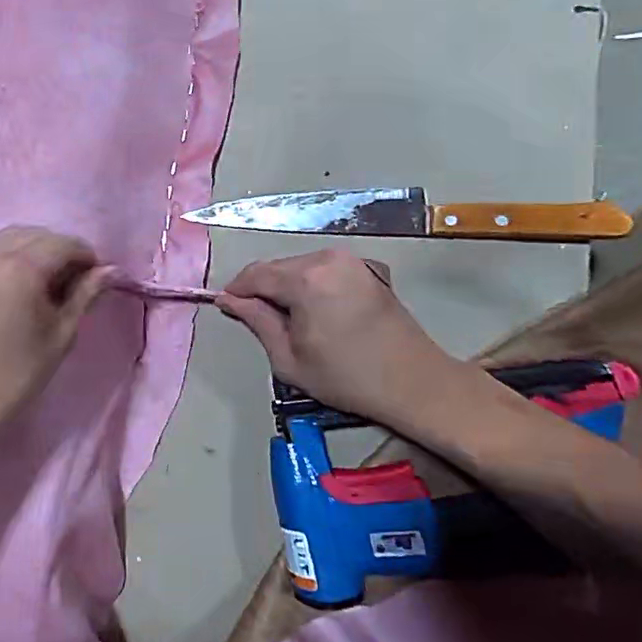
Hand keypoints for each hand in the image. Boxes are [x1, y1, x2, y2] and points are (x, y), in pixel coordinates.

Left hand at [0, 226, 116, 435]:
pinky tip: (3, 290)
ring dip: (27, 251)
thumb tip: (111, 270)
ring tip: (36, 283)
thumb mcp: (60, 335)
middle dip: (56, 249)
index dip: (84, 256)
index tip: (93, 277)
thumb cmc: (15, 375)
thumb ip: (85, 295)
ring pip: (3, 240)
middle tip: (68, 280)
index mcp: (20, 268)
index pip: (63, 243)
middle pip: (33, 234)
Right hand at [216, 250, 468, 421]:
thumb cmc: (348, 377)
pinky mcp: (367, 267)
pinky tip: (317, 312)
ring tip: (290, 320)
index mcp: (306, 278)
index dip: (236, 290)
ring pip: (300, 266)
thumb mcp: (289, 358)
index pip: (255, 274)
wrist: (415, 383)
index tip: (226, 308)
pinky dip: (312, 284)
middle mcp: (328, 258)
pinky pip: (324, 269)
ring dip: (287, 286)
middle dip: (263, 289)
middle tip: (260, 321)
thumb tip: (230, 300)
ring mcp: (351, 259)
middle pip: (278, 266)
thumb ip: (256, 321)